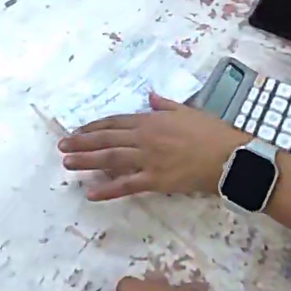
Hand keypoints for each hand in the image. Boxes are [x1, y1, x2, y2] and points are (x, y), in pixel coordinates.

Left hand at [58, 92, 247, 200]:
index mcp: (150, 120)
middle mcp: (144, 138)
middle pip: (106, 139)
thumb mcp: (187, 110)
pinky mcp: (155, 181)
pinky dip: (107, 189)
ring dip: (86, 161)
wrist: (228, 156)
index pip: (115, 122)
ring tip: (67, 163)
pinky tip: (91, 193)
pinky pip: (126, 185)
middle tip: (62, 146)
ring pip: (110, 159)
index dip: (94, 126)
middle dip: (82, 142)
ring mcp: (147, 160)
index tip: (78, 130)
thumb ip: (165, 105)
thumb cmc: (210, 131)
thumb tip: (150, 97)